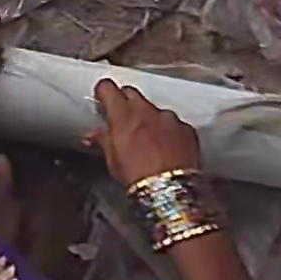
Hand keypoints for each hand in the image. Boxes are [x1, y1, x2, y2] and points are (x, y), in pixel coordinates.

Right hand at [88, 80, 202, 185]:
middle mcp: (146, 110)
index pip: (108, 87)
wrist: (172, 192)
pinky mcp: (186, 128)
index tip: (103, 100)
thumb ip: (103, 141)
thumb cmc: (138, 177)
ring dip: (149, 118)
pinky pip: (174, 122)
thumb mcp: (113, 161)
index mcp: (123, 114)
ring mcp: (168, 117)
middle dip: (125, 102)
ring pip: (154, 108)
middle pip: (131, 93)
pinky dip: (169, 131)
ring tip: (148, 140)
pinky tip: (167, 148)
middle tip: (122, 120)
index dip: (103, 92)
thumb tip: (95, 135)